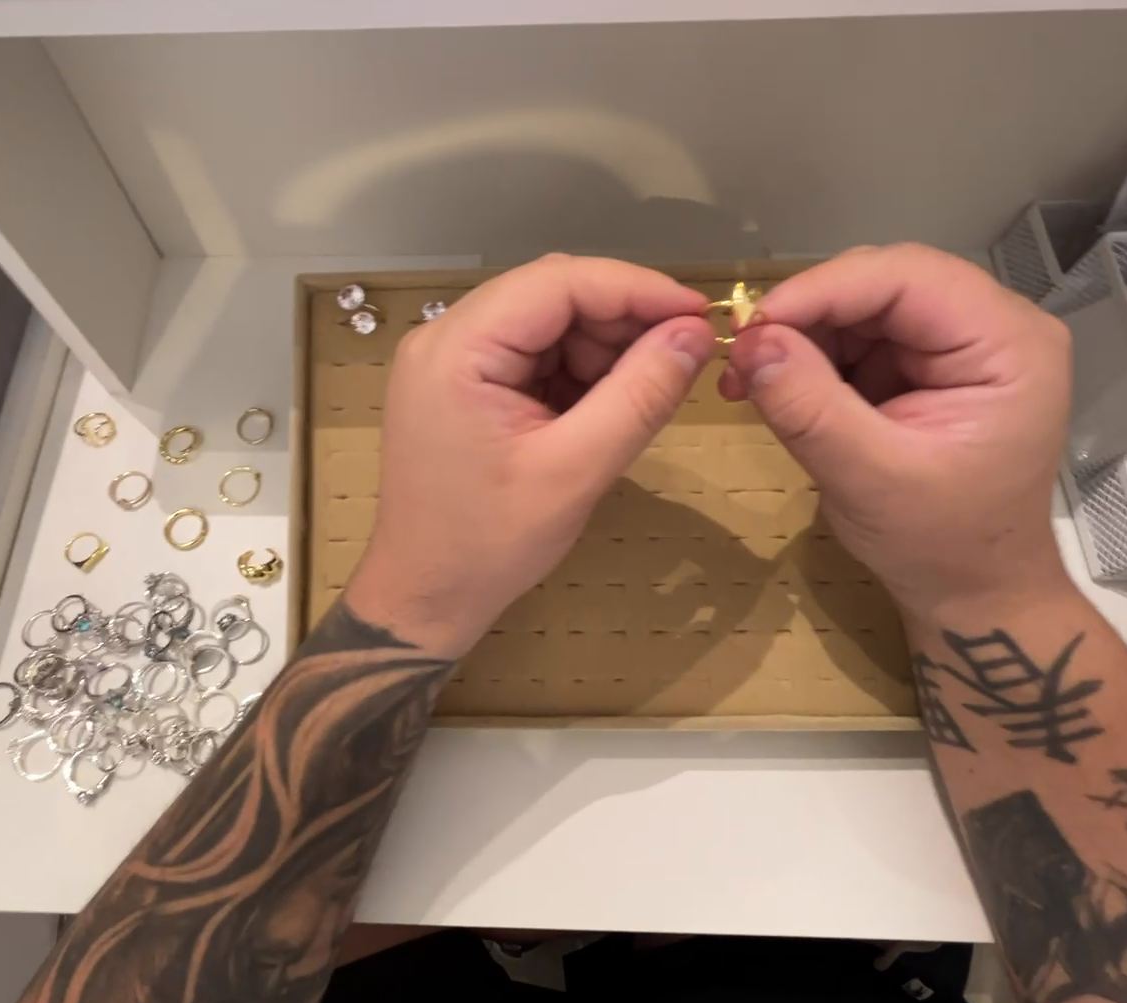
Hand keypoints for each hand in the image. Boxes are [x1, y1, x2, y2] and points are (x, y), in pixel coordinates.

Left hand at [346, 255, 715, 656]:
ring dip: (600, 353)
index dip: (635, 288)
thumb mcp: (575, 471)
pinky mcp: (460, 389)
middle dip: (619, 324)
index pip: (557, 282)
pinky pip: (529, 361)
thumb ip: (640, 395)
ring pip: (544, 329)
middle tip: (677, 362)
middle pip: (549, 298)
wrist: (426, 596)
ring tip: (639, 398)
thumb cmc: (490, 544)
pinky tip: (602, 410)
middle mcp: (443, 339)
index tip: (699, 314)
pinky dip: (574, 377)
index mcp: (456, 349)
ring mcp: (448, 364)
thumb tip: (695, 333)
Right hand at [719, 244, 1073, 619]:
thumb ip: (809, 408)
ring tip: (746, 381)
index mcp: (1005, 344)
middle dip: (805, 315)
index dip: (822, 289)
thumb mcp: (867, 479)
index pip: (908, 278)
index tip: (748, 328)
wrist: (967, 587)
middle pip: (881, 284)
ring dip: (796, 338)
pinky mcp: (916, 371)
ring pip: (858, 310)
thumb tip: (748, 344)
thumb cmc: (936, 542)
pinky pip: (852, 343)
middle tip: (740, 358)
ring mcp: (949, 349)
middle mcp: (985, 329)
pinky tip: (773, 390)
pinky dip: (805, 361)